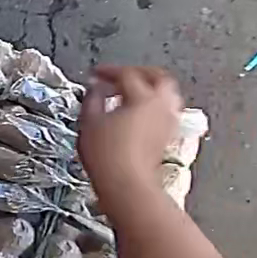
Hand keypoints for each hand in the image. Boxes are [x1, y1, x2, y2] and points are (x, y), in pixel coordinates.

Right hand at [78, 65, 185, 220]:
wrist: (126, 186)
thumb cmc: (108, 157)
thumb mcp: (89, 122)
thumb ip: (93, 99)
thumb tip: (95, 90)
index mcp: (142, 97)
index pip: (126, 74)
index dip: (108, 71)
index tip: (96, 74)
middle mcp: (161, 106)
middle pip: (157, 77)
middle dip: (139, 72)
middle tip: (121, 75)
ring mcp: (167, 121)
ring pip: (167, 93)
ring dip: (150, 88)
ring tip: (132, 92)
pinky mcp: (167, 136)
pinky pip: (165, 110)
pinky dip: (152, 105)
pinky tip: (138, 113)